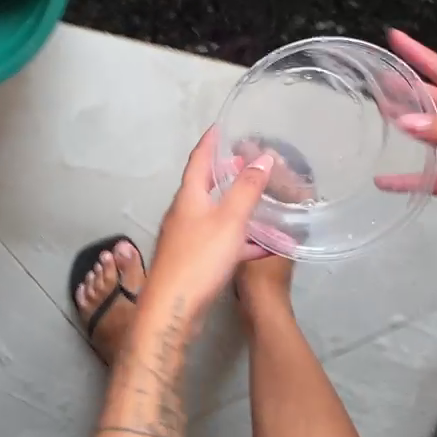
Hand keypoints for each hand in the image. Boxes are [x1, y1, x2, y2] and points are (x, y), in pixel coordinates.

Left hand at [145, 128, 274, 311]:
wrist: (173, 309)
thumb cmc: (199, 258)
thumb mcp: (229, 219)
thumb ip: (247, 188)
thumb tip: (263, 157)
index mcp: (189, 197)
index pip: (199, 160)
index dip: (210, 142)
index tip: (220, 127)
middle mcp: (183, 214)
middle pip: (204, 186)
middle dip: (224, 173)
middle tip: (246, 163)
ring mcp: (185, 239)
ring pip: (213, 214)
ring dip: (233, 205)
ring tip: (257, 201)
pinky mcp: (192, 262)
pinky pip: (219, 239)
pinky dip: (238, 236)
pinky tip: (258, 245)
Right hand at [380, 29, 436, 265]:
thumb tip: (405, 119)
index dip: (423, 57)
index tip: (396, 38)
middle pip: (435, 102)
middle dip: (409, 86)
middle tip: (378, 74)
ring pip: (428, 135)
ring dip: (406, 123)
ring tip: (378, 110)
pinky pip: (424, 179)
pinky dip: (404, 179)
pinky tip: (382, 181)